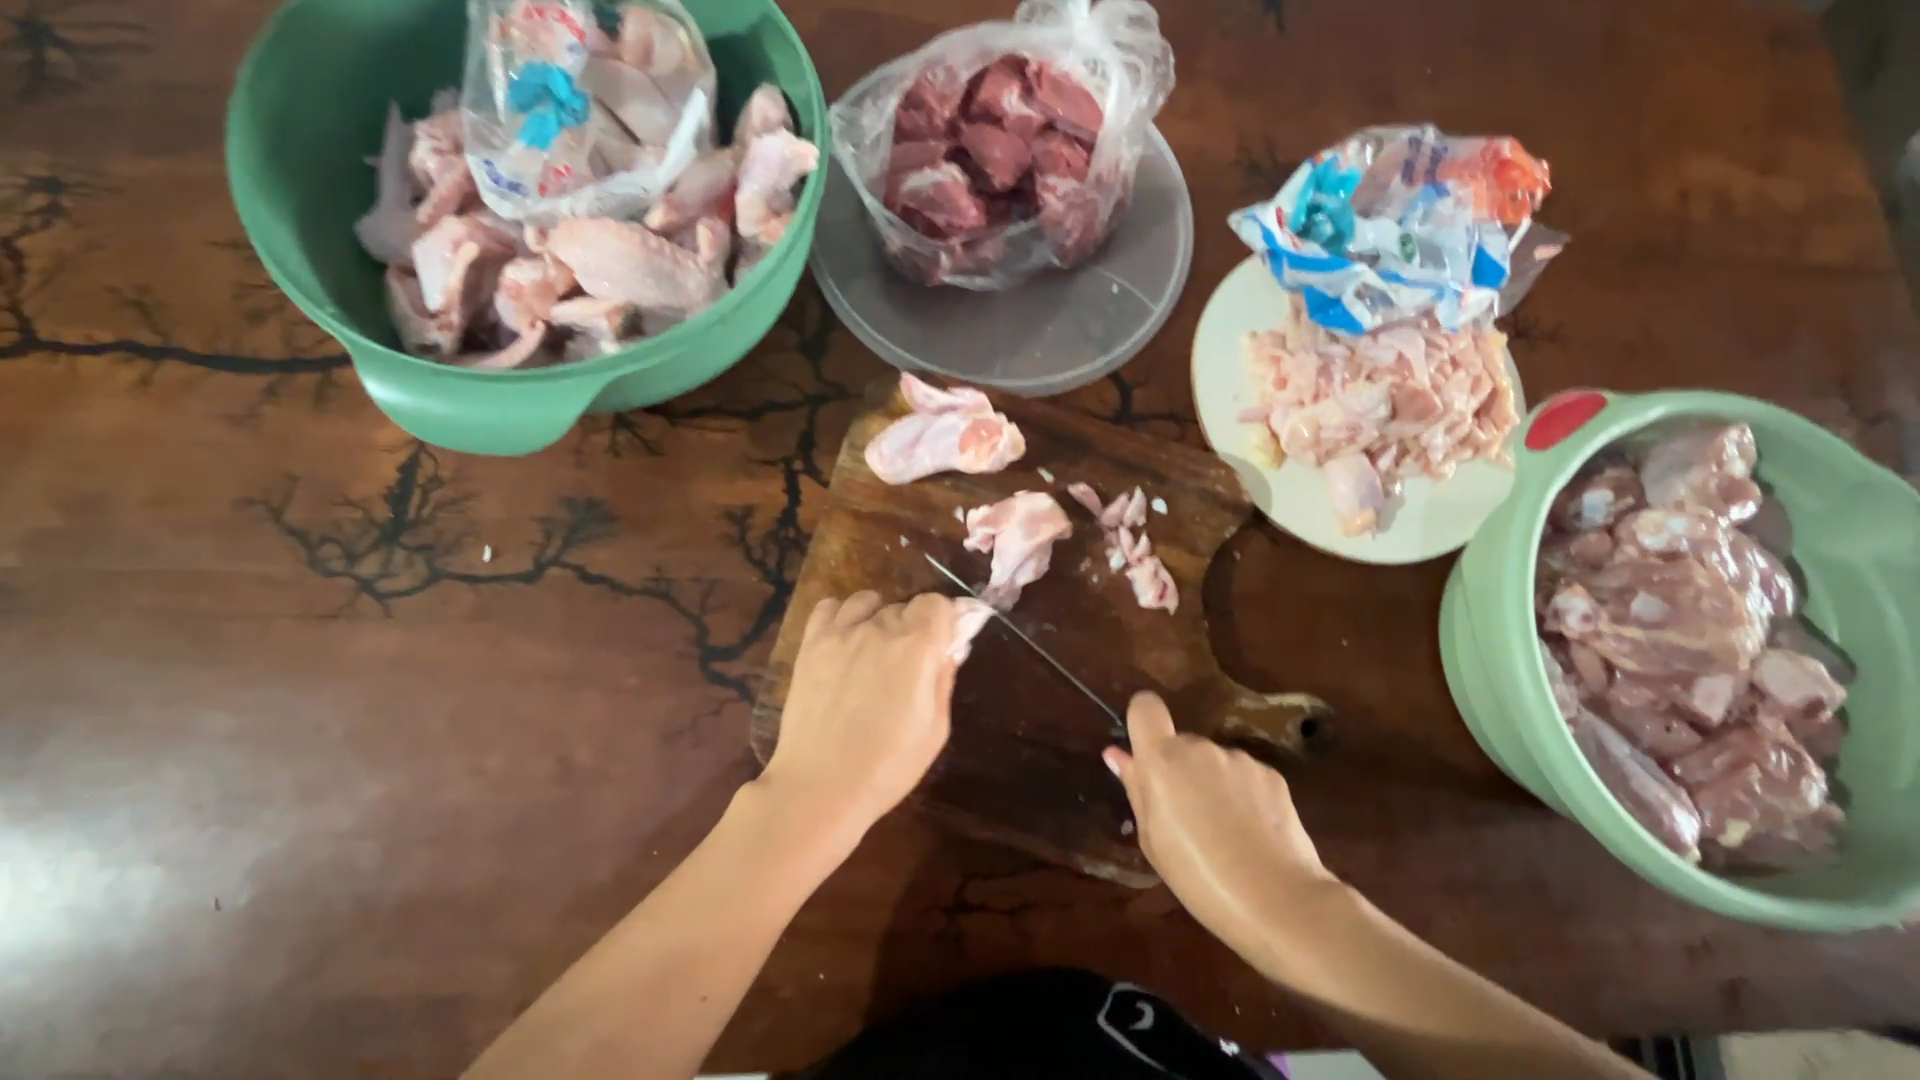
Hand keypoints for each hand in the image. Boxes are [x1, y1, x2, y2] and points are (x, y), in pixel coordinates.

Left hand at [761, 591, 959, 838]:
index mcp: (916, 648)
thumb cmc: (887, 766)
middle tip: (909, 666)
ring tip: (875, 649)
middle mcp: (878, 629)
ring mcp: (839, 634)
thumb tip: (950, 648)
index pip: (937, 604)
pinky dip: (841, 616)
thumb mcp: (935, 730)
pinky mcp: (810, 645)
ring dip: (878, 617)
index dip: (944, 621)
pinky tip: (846, 641)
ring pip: (867, 601)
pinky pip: (829, 607)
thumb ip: (943, 679)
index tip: (942, 644)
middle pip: (904, 606)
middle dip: (913, 628)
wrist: (820, 786)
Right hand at [1105, 692, 1337, 953]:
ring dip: (1213, 784)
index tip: (1145, 754)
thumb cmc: (1198, 877)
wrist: (1278, 901)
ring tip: (1224, 833)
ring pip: (1214, 762)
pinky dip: (1243, 796)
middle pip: (1181, 744)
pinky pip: (1245, 777)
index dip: (1142, 721)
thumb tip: (1117, 755)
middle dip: (1180, 770)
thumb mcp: (1152, 840)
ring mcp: (1240, 760)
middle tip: (1185, 818)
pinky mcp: (1272, 775)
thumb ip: (1136, 789)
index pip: (1145, 707)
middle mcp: (1201, 748)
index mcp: (1163, 760)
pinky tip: (1252, 833)